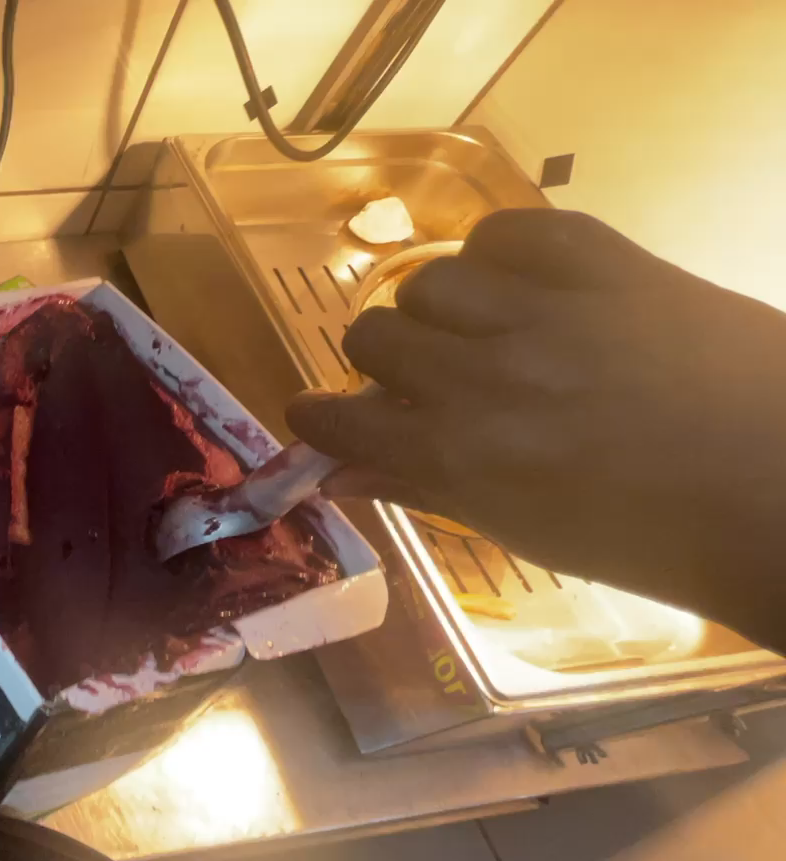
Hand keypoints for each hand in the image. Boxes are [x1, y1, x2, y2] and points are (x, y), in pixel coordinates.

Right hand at [287, 209, 785, 647]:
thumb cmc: (643, 534)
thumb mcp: (511, 525)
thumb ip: (415, 488)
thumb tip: (336, 476)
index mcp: (450, 453)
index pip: (332, 416)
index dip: (313, 414)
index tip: (322, 415)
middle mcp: (478, 379)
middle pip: (369, 335)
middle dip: (382, 359)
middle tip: (422, 375)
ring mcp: (546, 319)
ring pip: (428, 280)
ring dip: (436, 308)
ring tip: (476, 325)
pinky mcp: (615, 273)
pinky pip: (517, 230)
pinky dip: (500, 250)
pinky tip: (516, 281)